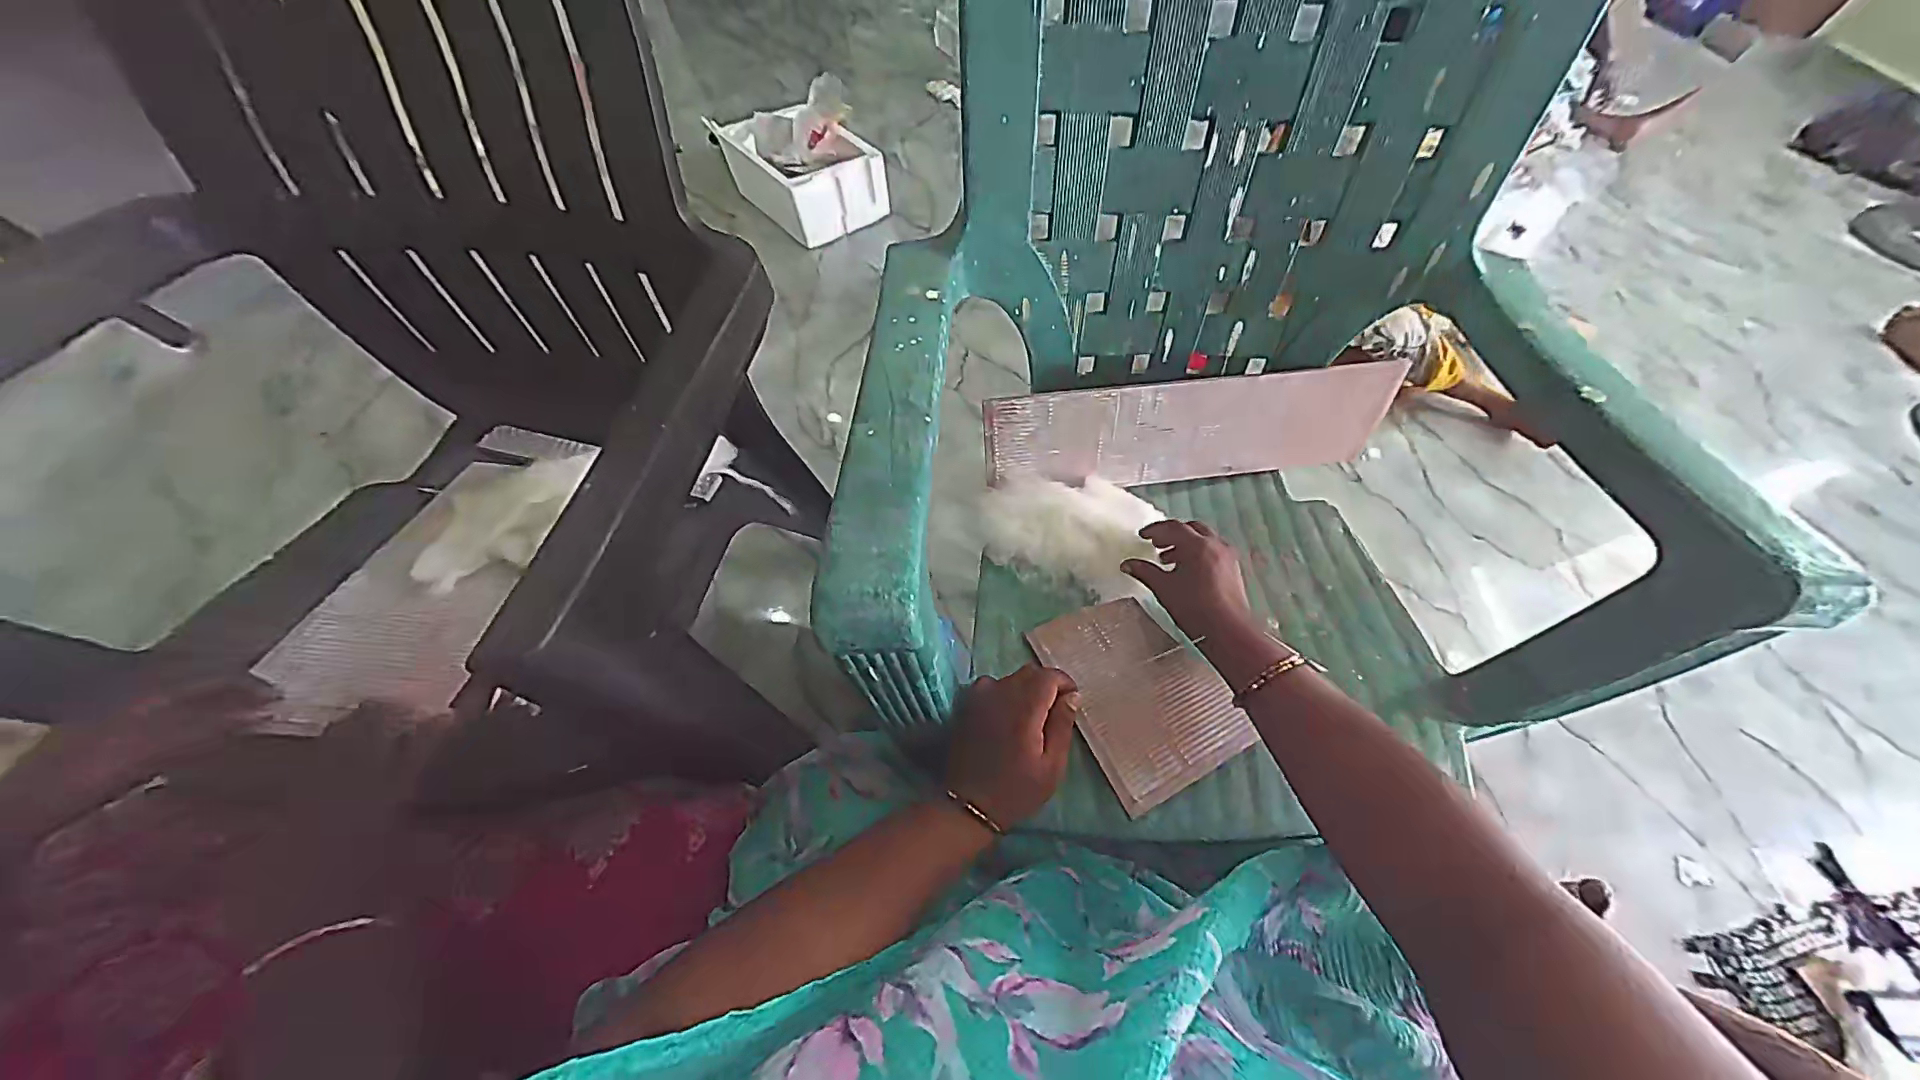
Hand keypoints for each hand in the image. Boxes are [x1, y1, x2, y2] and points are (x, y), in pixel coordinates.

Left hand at [945, 664, 1079, 829]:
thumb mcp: (1051, 766)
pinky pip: (991, 687)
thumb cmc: (1015, 790)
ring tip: (1027, 720)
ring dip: (1023, 691)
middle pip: (1029, 673)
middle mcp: (998, 691)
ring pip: (1010, 679)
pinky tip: (1004, 721)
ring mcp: (978, 695)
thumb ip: (1062, 725)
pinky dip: (1003, 696)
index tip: (1070, 702)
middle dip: (1045, 687)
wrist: (966, 804)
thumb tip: (1072, 696)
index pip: (1049, 676)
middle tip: (1051, 715)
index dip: (1064, 685)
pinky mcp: (965, 702)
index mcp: (1023, 706)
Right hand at [1122, 520, 1255, 639]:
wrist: (1226, 629)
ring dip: (1185, 543)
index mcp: (1196, 546)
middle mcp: (1214, 545)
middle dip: (1172, 534)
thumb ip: (1144, 571)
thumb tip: (1127, 564)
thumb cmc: (1194, 607)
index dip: (1155, 530)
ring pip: (1203, 539)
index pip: (1173, 527)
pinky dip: (1198, 552)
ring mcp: (1227, 556)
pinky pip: (1213, 550)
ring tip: (1168, 559)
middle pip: (1190, 529)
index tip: (1143, 535)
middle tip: (1156, 543)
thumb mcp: (1163, 588)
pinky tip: (1187, 570)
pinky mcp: (1233, 569)